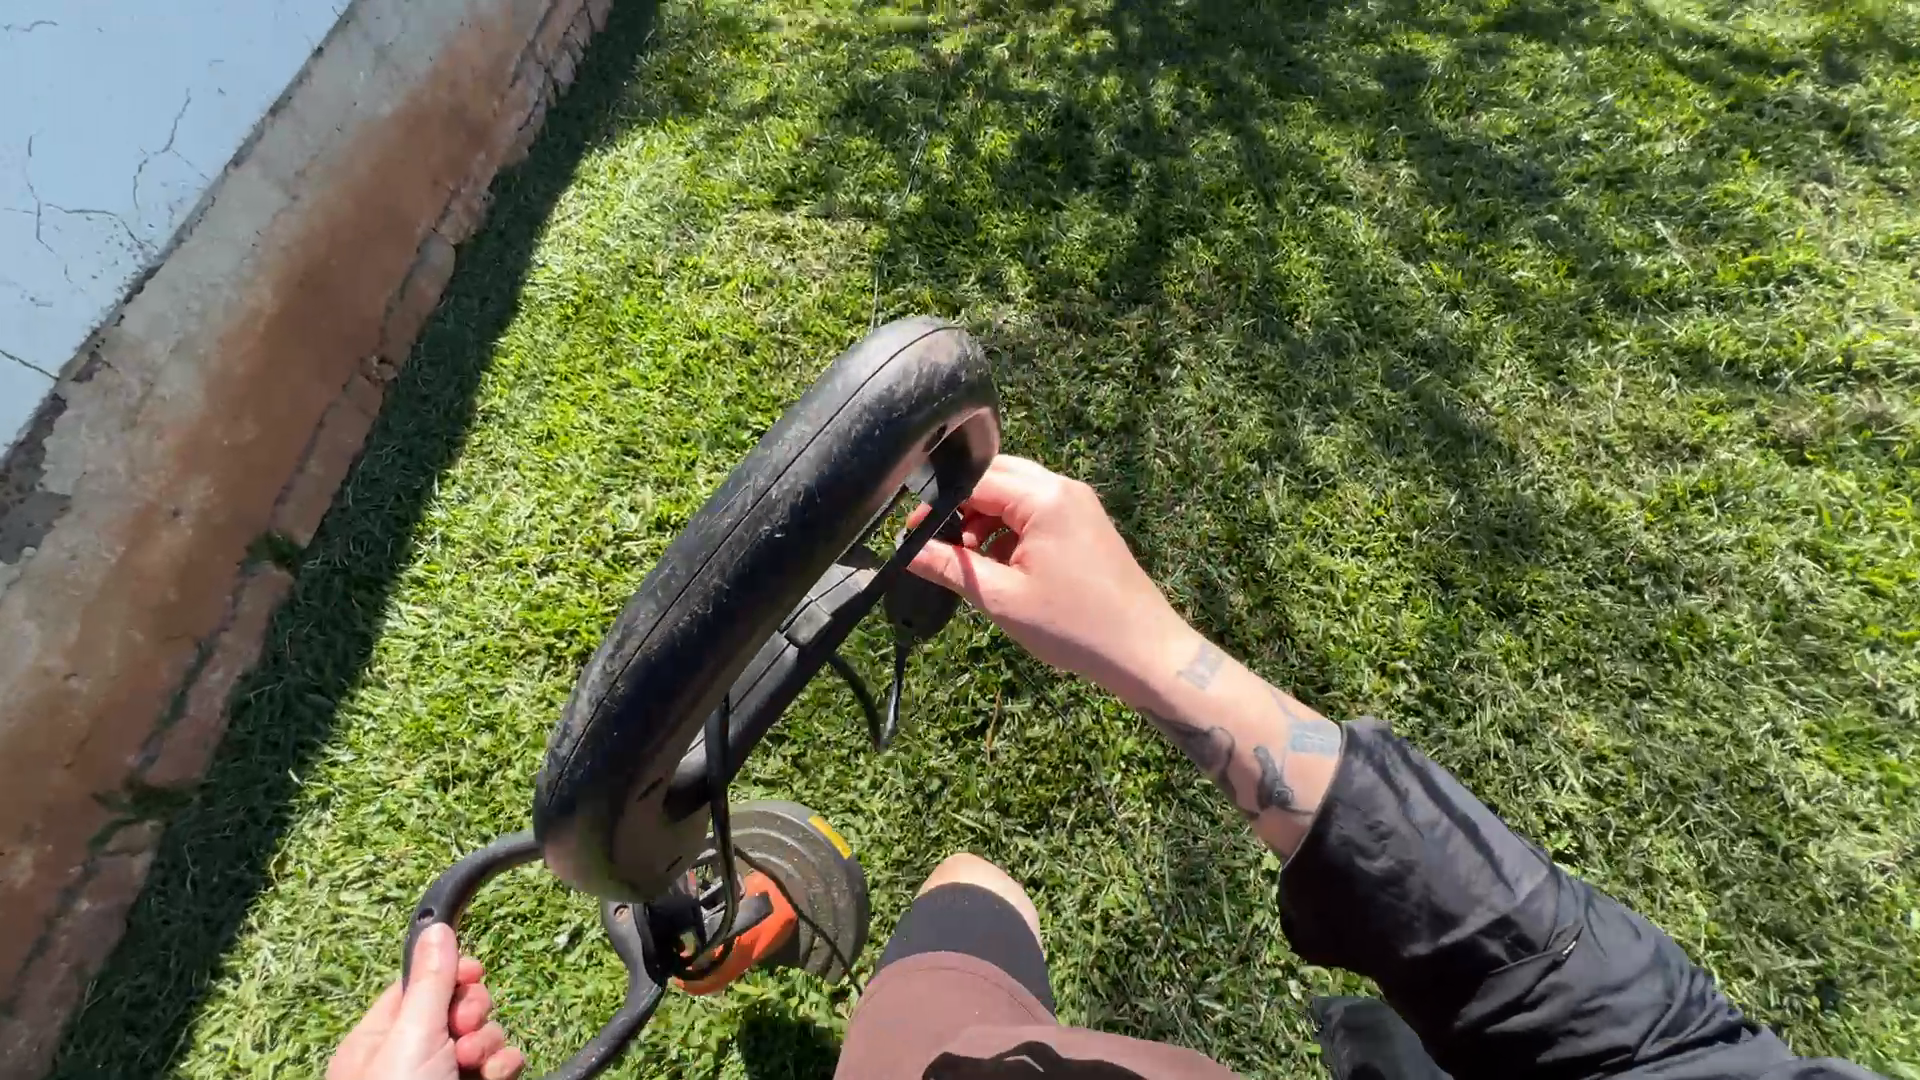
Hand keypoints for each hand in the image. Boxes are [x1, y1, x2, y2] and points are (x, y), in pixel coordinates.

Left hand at [327, 923, 525, 1079]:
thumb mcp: (411, 1038)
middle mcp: (410, 1056)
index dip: (451, 974)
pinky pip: (500, 1062)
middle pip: (458, 1005)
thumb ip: (430, 982)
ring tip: (476, 1066)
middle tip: (467, 1029)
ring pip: (484, 1033)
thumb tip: (435, 927)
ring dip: (489, 1043)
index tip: (472, 973)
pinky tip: (494, 1077)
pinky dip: (503, 1065)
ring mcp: (443, 1077)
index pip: (421, 983)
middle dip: (474, 1013)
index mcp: (377, 1040)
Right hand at [908, 454, 1195, 703]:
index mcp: (1045, 498)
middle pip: (997, 476)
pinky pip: (1037, 510)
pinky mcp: (1086, 523)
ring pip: (1017, 493)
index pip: (975, 479)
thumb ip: (951, 567)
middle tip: (940, 541)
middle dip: (963, 505)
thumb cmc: (1074, 626)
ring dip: (987, 517)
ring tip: (973, 559)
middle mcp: (1064, 489)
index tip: (913, 531)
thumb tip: (909, 551)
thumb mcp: (1001, 597)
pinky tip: (1003, 564)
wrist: (1144, 651)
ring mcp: (1079, 504)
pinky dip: (1012, 528)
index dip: (938, 502)